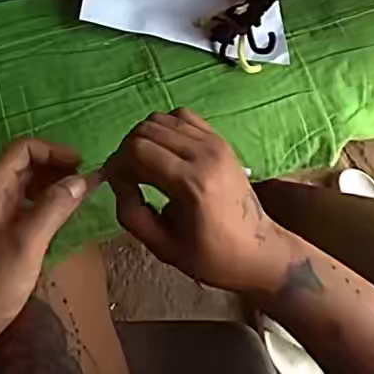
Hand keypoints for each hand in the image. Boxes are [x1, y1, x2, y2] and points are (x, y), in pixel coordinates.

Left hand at [0, 138, 91, 352]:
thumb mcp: (28, 242)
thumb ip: (54, 206)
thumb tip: (81, 179)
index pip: (24, 148)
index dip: (54, 151)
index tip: (81, 166)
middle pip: (24, 163)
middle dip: (55, 165)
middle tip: (84, 181)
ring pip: (23, 184)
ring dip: (50, 183)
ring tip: (77, 197)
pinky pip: (21, 203)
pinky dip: (42, 201)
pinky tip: (58, 217)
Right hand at [103, 109, 296, 295]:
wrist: (259, 250)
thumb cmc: (212, 256)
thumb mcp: (163, 247)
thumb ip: (131, 214)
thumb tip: (116, 182)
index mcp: (191, 184)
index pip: (138, 151)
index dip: (117, 164)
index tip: (115, 183)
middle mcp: (203, 154)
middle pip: (146, 130)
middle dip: (126, 150)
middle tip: (126, 175)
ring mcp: (214, 142)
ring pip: (161, 118)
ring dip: (144, 137)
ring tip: (143, 163)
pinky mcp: (219, 139)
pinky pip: (182, 116)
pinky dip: (165, 128)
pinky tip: (164, 151)